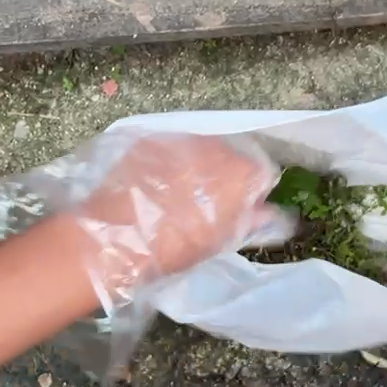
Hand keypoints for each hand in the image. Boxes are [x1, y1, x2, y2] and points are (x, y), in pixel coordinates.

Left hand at [65, 134, 280, 296]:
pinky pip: (170, 148)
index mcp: (242, 174)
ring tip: (175, 194)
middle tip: (205, 204)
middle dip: (224, 177)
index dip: (251, 195)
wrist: (118, 236)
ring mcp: (182, 139)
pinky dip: (167, 162)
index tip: (237, 212)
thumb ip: (252, 221)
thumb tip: (268, 213)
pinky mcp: (152, 138)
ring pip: (201, 150)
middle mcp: (218, 147)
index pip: (262, 175)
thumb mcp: (221, 241)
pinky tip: (153, 185)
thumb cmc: (176, 247)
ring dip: (196, 167)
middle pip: (232, 157)